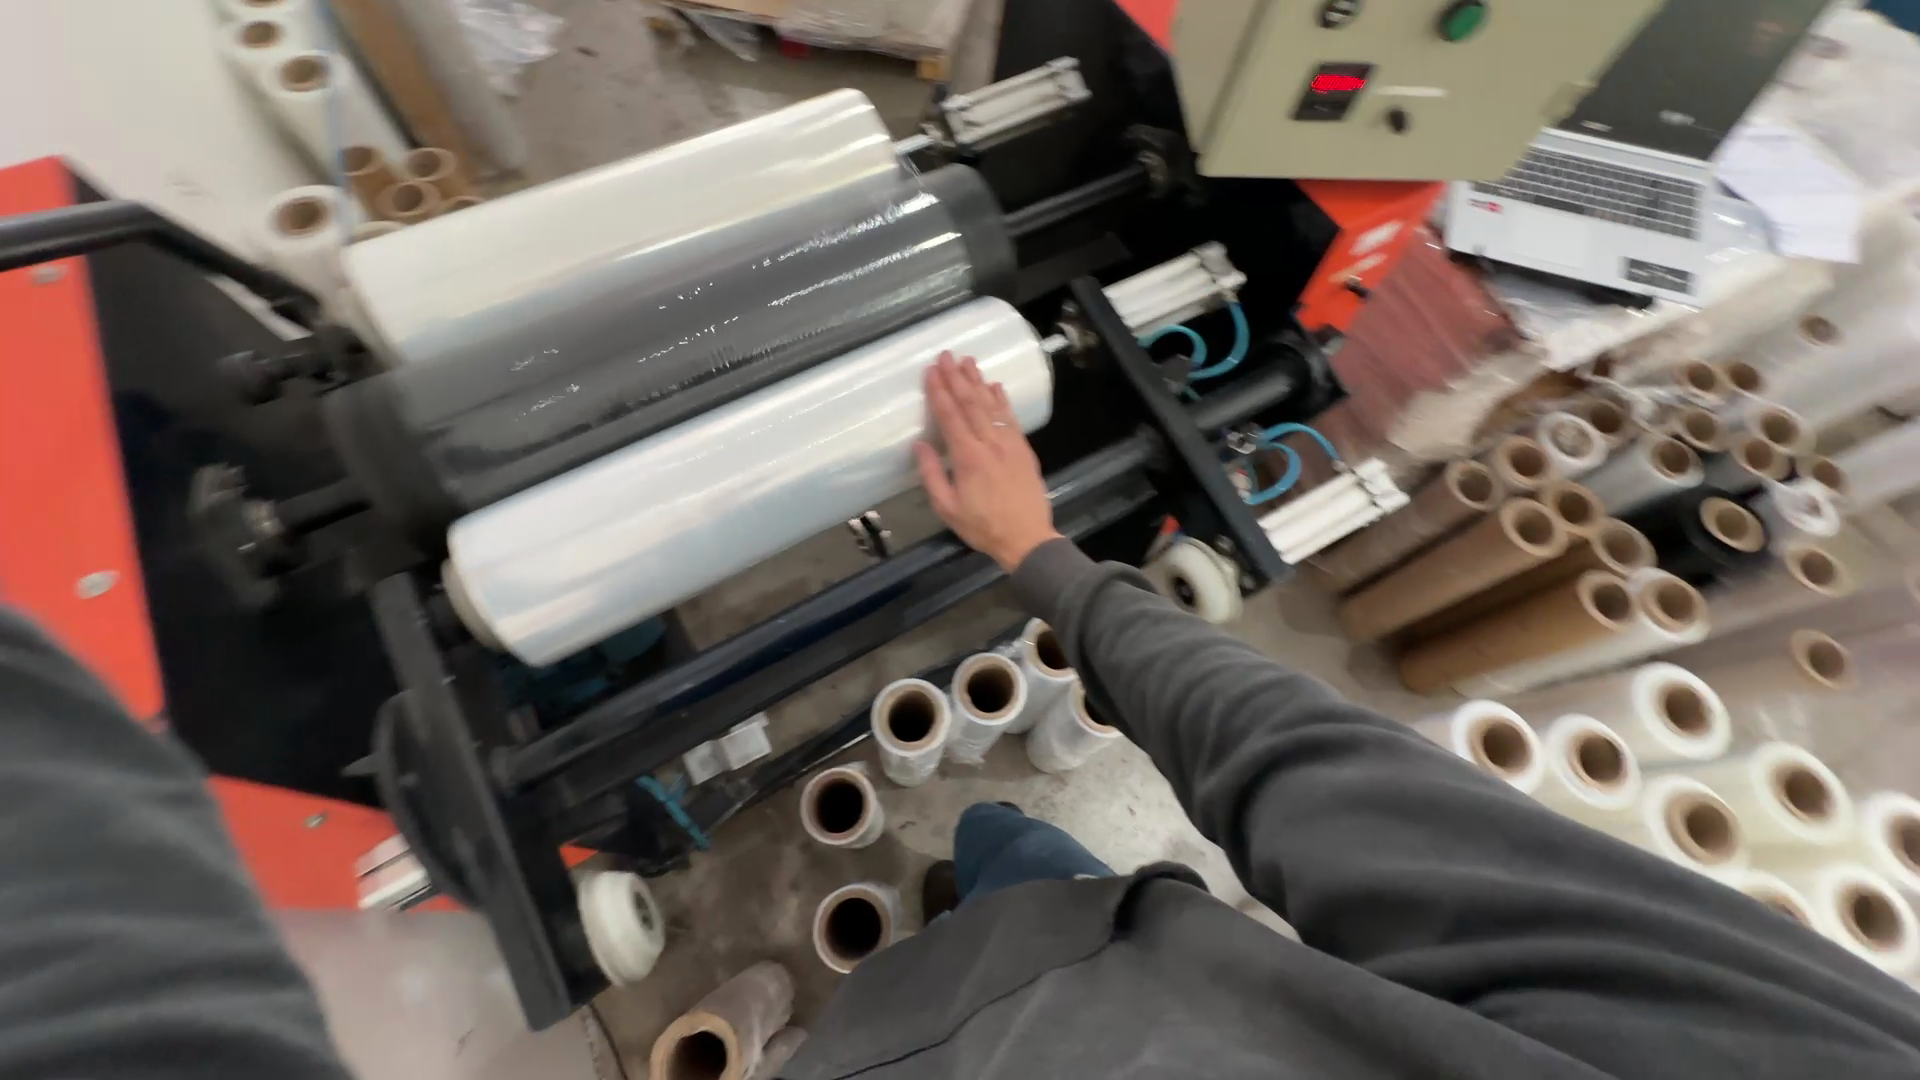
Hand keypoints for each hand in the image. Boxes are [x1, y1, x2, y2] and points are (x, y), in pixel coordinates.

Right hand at [914, 352, 1061, 571]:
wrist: (1027, 538)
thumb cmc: (983, 527)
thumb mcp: (947, 508)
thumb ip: (932, 475)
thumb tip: (920, 445)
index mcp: (967, 457)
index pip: (950, 416)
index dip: (939, 391)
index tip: (930, 371)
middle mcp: (990, 443)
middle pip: (971, 403)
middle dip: (956, 377)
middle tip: (946, 355)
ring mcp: (1010, 444)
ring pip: (992, 405)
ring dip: (978, 381)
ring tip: (968, 361)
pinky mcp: (1023, 449)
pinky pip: (1011, 417)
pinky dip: (1002, 399)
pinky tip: (995, 386)